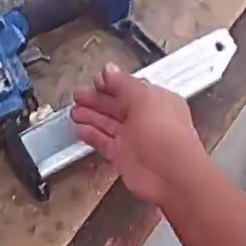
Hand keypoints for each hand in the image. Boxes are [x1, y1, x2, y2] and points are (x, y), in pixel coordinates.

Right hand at [71, 63, 212, 208]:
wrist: (171, 174)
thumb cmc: (167, 135)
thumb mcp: (143, 97)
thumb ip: (124, 83)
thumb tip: (109, 71)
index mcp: (157, 100)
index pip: (130, 88)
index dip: (111, 84)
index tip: (94, 81)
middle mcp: (147, 119)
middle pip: (117, 105)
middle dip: (97, 99)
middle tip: (79, 95)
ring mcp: (135, 139)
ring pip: (108, 124)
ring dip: (91, 116)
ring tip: (74, 111)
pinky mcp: (125, 157)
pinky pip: (104, 142)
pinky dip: (91, 135)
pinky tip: (80, 129)